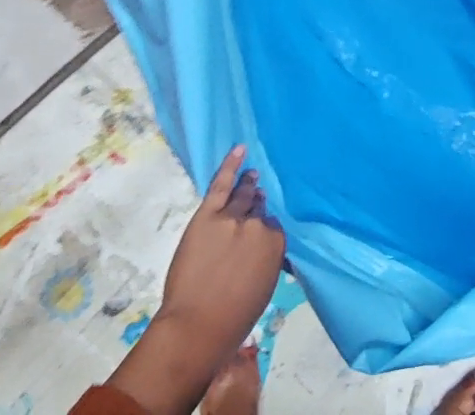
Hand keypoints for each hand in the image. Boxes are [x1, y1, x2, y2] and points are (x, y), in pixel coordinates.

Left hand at [107, 145, 284, 413]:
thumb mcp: (263, 288)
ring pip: (243, 196)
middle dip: (257, 206)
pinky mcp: (208, 215)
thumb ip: (266, 260)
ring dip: (248, 185)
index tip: (259, 234)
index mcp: (276, 245)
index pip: (273, 228)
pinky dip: (230, 165)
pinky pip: (221, 183)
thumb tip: (259, 249)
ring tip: (252, 175)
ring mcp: (232, 217)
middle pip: (258, 209)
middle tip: (257, 198)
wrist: (198, 325)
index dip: (264, 231)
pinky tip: (238, 150)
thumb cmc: (233, 317)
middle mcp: (258, 226)